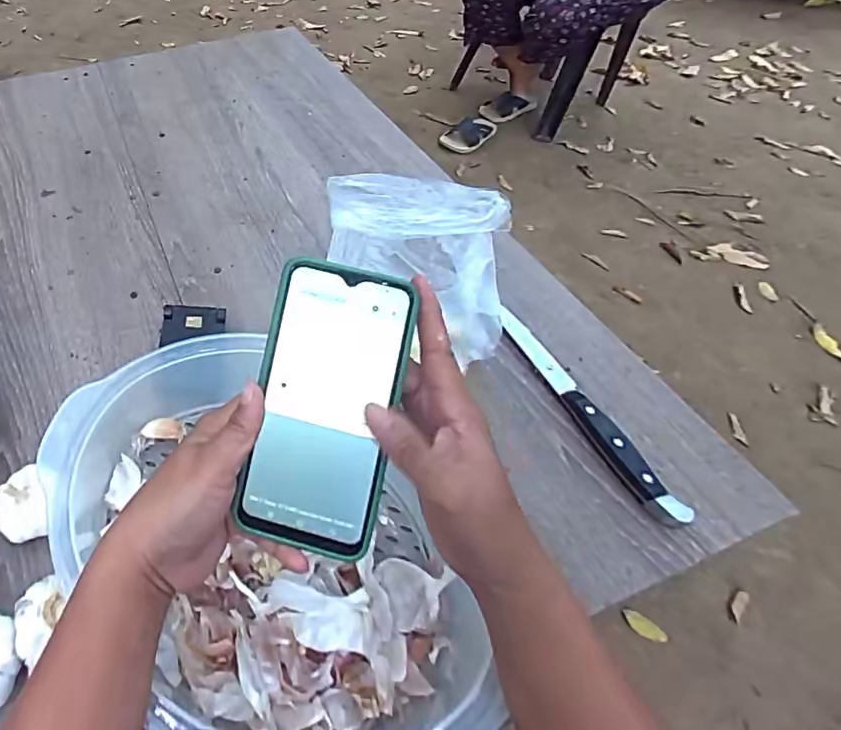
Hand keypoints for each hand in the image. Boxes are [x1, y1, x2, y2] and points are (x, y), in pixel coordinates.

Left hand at [97, 385, 306, 597]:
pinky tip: (298, 555)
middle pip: (269, 449)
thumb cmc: (173, 507)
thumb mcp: (212, 465)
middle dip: (297, 454)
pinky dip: (281, 538)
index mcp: (218, 435)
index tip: (316, 407)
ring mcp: (229, 489)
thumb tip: (255, 387)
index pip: (255, 409)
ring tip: (322, 511)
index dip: (283, 406)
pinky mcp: (232, 520)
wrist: (149, 565)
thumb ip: (238, 431)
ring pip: (270, 488)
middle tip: (333, 457)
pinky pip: (265, 525)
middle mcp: (225, 457)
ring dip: (292, 501)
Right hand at [365, 279, 523, 583]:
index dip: (429, 314)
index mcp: (456, 408)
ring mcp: (432, 433)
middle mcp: (443, 412)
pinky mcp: (421, 452)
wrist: (495, 557)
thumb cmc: (480, 514)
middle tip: (358, 317)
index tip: (416, 282)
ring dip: (379, 375)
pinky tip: (354, 406)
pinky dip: (376, 411)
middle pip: (414, 367)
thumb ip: (406, 443)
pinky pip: (395, 421)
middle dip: (391, 339)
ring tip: (345, 355)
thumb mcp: (443, 477)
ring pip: (401, 393)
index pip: (440, 350)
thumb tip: (370, 407)